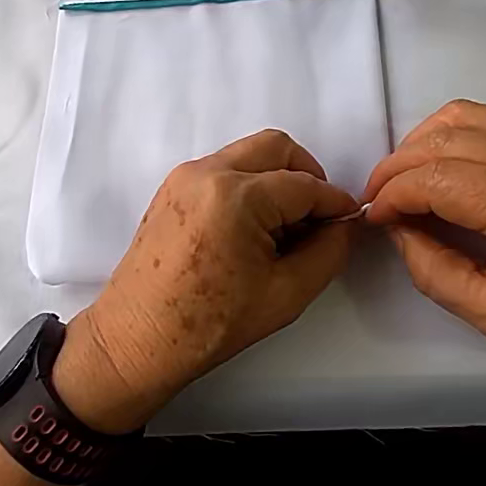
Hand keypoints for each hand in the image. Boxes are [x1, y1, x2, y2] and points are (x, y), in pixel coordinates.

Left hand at [54, 129, 360, 430]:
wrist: (138, 336)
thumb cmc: (208, 323)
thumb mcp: (286, 293)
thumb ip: (328, 251)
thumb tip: (342, 225)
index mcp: (236, 196)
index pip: (305, 184)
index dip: (334, 204)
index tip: (347, 223)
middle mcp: (206, 173)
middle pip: (275, 148)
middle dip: (306, 177)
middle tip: (316, 218)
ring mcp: (183, 178)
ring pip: (246, 156)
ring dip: (275, 180)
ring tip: (282, 230)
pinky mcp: (170, 190)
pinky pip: (221, 170)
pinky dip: (246, 186)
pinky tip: (251, 230)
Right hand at [361, 101, 485, 372]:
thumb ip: (433, 271)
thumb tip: (397, 227)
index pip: (439, 180)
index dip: (392, 195)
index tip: (375, 217)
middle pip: (443, 142)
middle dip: (394, 169)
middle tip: (379, 200)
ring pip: (458, 119)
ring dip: (415, 146)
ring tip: (402, 181)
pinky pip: (482, 118)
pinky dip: (443, 136)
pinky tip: (434, 166)